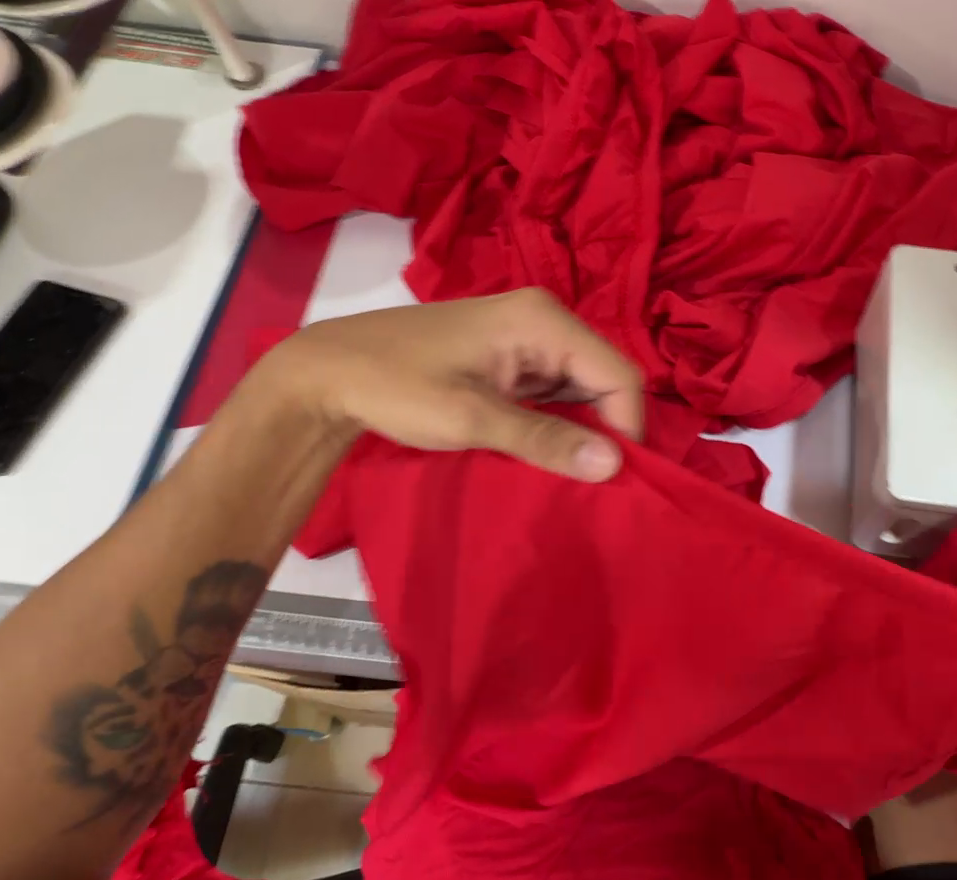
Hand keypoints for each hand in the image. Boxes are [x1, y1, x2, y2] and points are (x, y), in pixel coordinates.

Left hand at [258, 289, 644, 481]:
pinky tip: (552, 455)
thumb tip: (613, 466)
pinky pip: (557, 393)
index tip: (614, 478)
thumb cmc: (397, 386)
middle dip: (609, 431)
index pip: (618, 375)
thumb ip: (545, 441)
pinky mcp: (513, 359)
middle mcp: (545, 321)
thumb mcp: (472, 419)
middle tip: (599, 482)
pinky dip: (561, 425)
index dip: (627, 427)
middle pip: (606, 379)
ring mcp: (528, 340)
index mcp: (542, 320)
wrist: (329, 373)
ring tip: (577, 474)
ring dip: (585, 431)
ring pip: (584, 389)